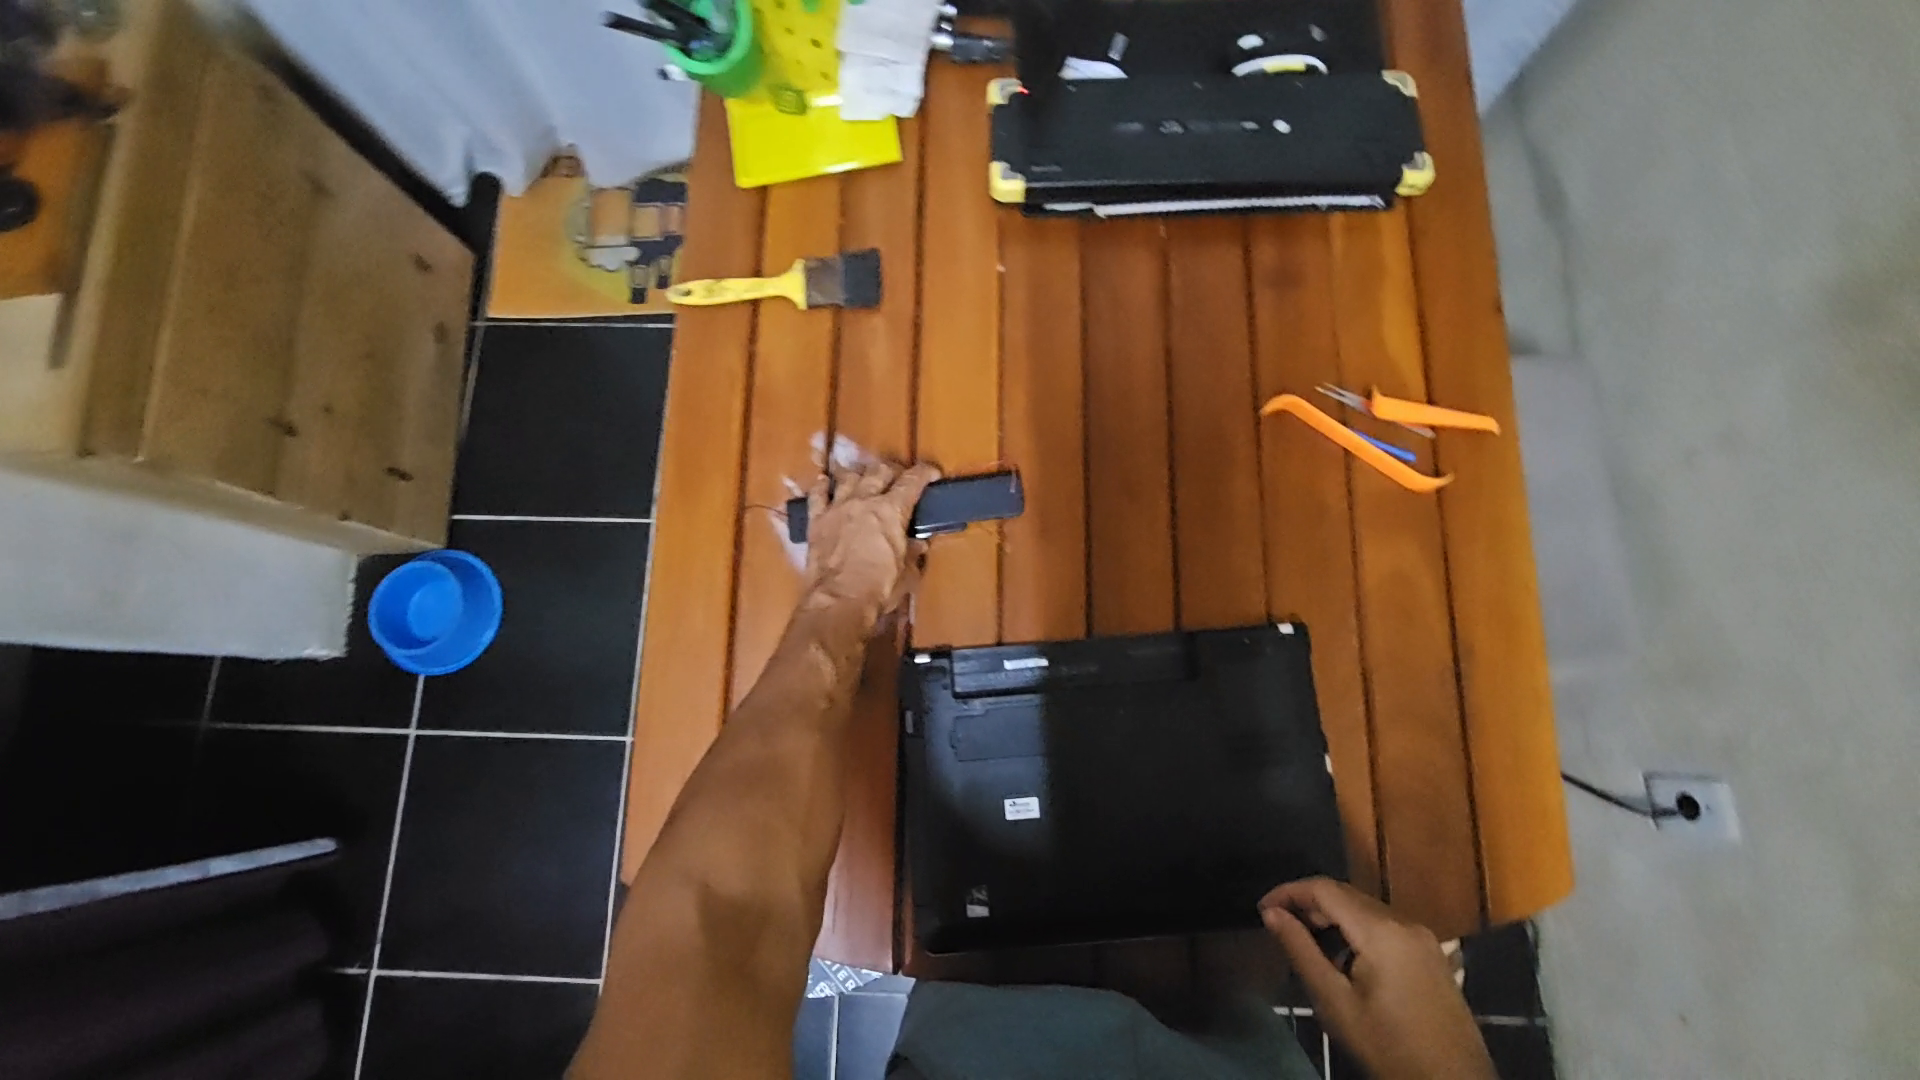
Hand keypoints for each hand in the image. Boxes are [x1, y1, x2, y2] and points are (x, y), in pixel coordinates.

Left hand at [800, 460, 940, 625]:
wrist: (838, 600)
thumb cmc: (880, 588)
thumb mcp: (908, 573)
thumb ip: (914, 553)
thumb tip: (919, 544)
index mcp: (892, 510)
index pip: (911, 481)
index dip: (924, 473)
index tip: (931, 473)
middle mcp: (864, 500)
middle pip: (878, 471)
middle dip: (891, 470)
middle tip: (897, 478)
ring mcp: (837, 508)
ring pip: (848, 477)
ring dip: (859, 474)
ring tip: (864, 479)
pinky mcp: (816, 521)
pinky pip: (817, 495)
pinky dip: (822, 487)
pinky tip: (824, 483)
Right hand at [1260, 878, 1495, 1079]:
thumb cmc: (1388, 1048)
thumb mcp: (1334, 1003)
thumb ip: (1300, 950)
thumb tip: (1271, 913)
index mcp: (1381, 931)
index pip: (1325, 889)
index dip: (1288, 892)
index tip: (1262, 908)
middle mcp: (1405, 923)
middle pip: (1346, 895)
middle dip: (1308, 903)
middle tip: (1278, 923)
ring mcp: (1423, 938)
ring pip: (1365, 909)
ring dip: (1332, 916)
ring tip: (1305, 939)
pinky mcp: (1432, 956)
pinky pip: (1384, 926)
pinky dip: (1356, 929)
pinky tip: (1343, 957)